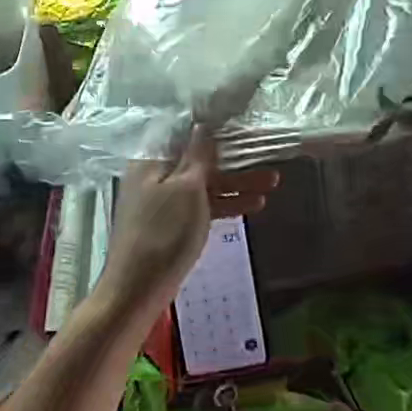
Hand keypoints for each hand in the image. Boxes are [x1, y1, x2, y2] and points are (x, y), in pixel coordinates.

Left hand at [92, 129, 278, 319]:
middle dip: (234, 160)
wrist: (138, 288)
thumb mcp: (186, 188)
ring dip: (236, 183)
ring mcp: (162, 201)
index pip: (185, 132)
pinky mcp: (170, 224)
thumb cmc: (163, 233)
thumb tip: (202, 124)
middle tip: (270, 158)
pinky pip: (200, 206)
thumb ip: (198, 155)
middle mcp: (154, 175)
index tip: (244, 122)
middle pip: (198, 159)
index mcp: (151, 160)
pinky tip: (253, 204)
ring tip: (273, 183)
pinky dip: (224, 204)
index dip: (214, 127)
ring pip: (203, 184)